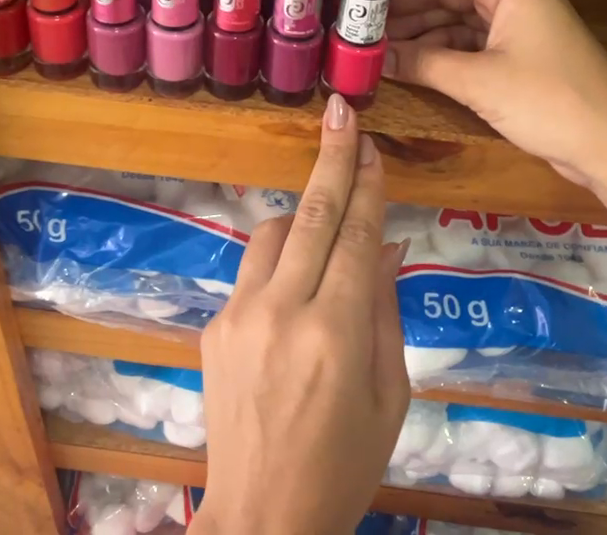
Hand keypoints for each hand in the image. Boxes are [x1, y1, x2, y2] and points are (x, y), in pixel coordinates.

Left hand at [193, 93, 409, 534]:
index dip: (367, 186)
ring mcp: (240, 315)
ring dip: (304, 216)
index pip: (358, 237)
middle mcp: (284, 312)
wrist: (262, 516)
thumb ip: (387, 313)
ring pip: (275, 233)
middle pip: (313, 216)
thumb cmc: (345, 464)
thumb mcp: (391, 398)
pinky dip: (280, 261)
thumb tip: (386, 245)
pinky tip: (295, 290)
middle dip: (331, 160)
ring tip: (327, 229)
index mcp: (338, 334)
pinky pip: (252, 269)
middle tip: (340, 113)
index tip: (371, 145)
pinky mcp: (215, 325)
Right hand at [384, 0, 606, 190]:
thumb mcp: (477, 81)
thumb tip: (372, 58)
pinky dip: (443, 54)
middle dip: (408, 7)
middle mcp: (516, 0)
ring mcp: (521, 31)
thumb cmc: (549, 102)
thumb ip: (421, 64)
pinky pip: (472, 46)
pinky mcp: (523, 60)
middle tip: (363, 25)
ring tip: (379, 48)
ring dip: (422, 33)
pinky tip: (412, 66)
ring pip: (459, 21)